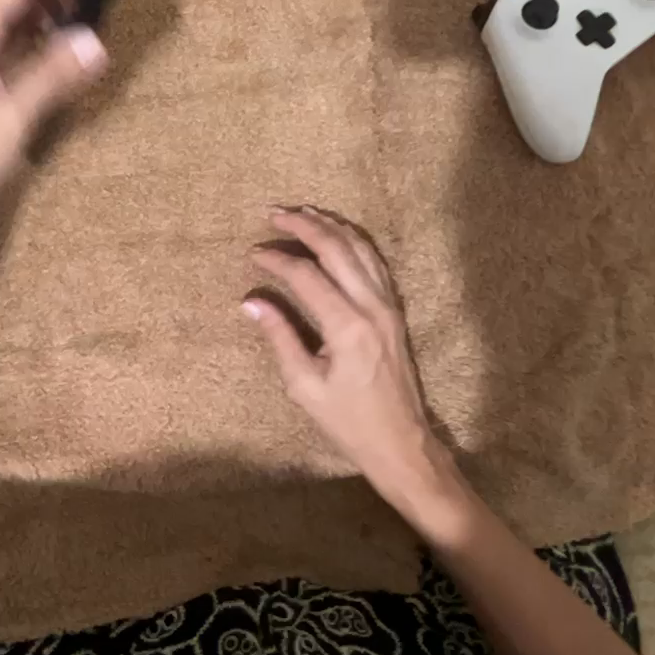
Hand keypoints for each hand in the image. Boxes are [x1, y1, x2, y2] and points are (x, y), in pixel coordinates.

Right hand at [243, 208, 461, 510]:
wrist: (403, 444)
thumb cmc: (349, 422)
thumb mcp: (304, 386)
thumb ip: (280, 337)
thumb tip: (251, 301)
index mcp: (347, 326)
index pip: (306, 275)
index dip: (276, 259)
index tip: (252, 254)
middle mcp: (372, 306)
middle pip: (336, 248)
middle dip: (303, 225)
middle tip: (273, 213)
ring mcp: (388, 304)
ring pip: (360, 247)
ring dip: (330, 225)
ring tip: (302, 211)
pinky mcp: (395, 309)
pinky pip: (375, 261)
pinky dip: (353, 240)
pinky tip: (337, 233)